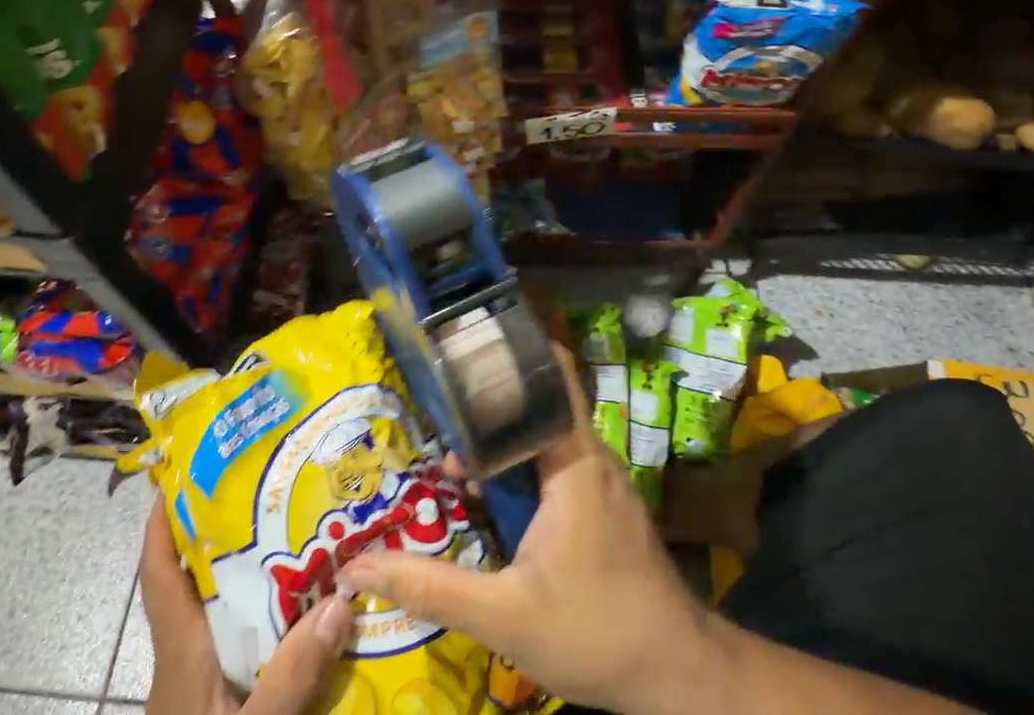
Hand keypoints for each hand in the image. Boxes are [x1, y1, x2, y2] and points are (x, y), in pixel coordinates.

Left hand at [141, 506, 358, 714]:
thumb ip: (292, 673)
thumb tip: (340, 601)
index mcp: (182, 648)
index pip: (161, 572)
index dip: (165, 522)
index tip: (186, 475)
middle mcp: (184, 653)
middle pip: (192, 580)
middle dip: (221, 533)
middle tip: (268, 493)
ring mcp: (197, 677)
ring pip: (217, 609)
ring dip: (245, 574)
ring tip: (294, 537)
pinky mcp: (213, 696)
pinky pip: (236, 639)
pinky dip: (262, 615)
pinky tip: (301, 612)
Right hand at [338, 341, 716, 713]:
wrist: (676, 673)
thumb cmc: (596, 631)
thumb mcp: (504, 615)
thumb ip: (431, 587)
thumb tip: (357, 566)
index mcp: (573, 463)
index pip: (549, 380)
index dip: (504, 363)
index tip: (453, 359)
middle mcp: (591, 460)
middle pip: (535, 410)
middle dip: (484, 412)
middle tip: (431, 418)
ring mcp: (600, 485)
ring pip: (542, 444)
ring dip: (498, 448)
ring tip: (446, 462)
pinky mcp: (602, 510)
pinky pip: (554, 471)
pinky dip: (517, 475)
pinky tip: (485, 501)